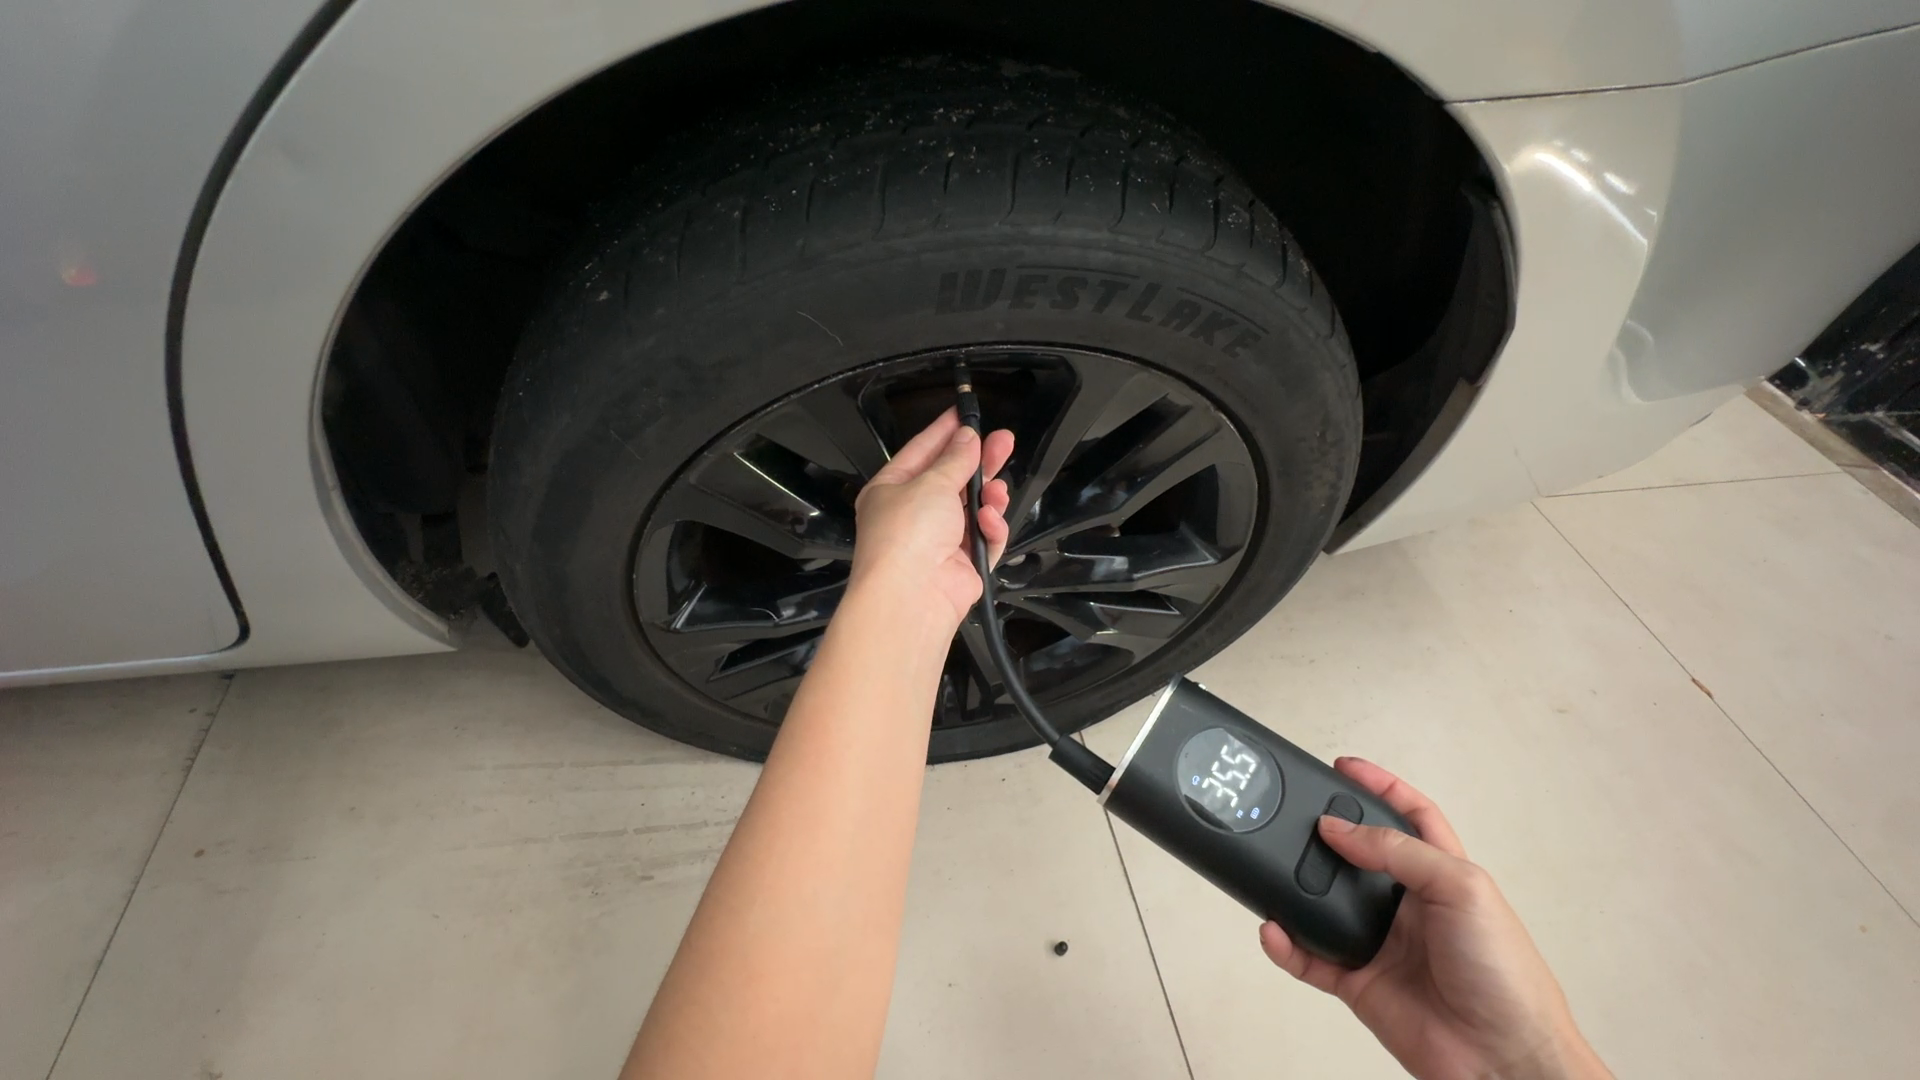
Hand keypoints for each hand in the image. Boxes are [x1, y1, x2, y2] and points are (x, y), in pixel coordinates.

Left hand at [850, 408, 1013, 625]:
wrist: (912, 596)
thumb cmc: (906, 535)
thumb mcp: (931, 483)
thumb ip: (955, 459)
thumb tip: (968, 438)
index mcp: (891, 490)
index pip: (921, 452)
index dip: (945, 431)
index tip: (966, 412)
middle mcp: (913, 514)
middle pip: (953, 479)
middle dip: (980, 461)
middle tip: (1004, 442)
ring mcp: (938, 541)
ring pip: (973, 509)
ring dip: (987, 497)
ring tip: (996, 490)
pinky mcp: (963, 564)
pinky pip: (985, 538)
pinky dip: (991, 528)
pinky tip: (990, 521)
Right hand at [1260, 758, 1611, 1079]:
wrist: (1505, 1063)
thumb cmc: (1507, 979)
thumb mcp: (1461, 889)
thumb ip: (1397, 851)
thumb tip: (1339, 828)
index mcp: (1440, 874)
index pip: (1408, 816)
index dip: (1378, 786)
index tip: (1344, 767)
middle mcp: (1406, 904)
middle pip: (1354, 854)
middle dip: (1324, 833)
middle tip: (1294, 815)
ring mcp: (1380, 942)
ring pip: (1323, 903)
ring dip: (1295, 889)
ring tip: (1275, 871)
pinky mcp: (1357, 981)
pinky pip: (1307, 957)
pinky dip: (1285, 944)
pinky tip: (1274, 930)